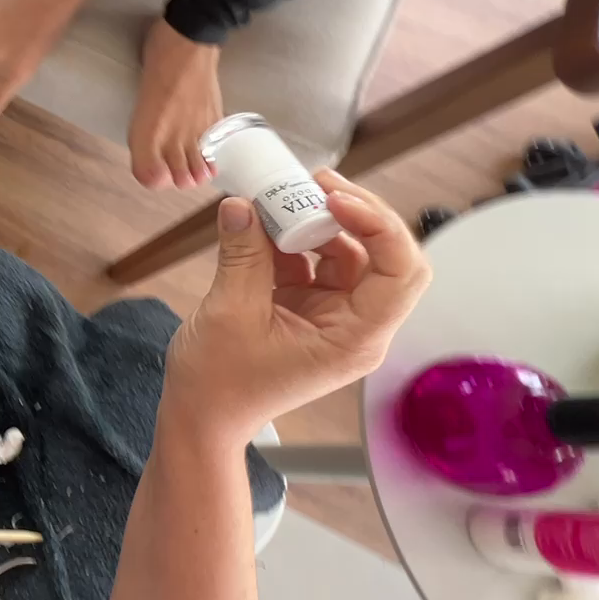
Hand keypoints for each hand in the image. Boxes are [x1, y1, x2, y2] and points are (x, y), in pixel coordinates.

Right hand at [162, 170, 431, 449]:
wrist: (199, 416)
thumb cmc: (218, 381)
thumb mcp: (229, 312)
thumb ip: (241, 255)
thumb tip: (240, 205)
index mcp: (355, 336)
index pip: (399, 271)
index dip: (377, 225)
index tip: (331, 198)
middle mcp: (354, 325)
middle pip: (379, 257)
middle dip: (352, 215)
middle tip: (313, 183)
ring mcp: (329, 318)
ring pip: (342, 257)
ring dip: (314, 225)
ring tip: (279, 198)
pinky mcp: (302, 312)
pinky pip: (308, 267)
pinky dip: (287, 243)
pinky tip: (261, 225)